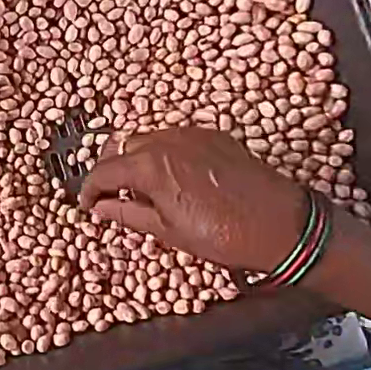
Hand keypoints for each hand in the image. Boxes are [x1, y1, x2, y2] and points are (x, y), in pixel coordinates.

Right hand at [78, 127, 309, 272]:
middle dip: (110, 170)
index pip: (103, 172)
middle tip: (110, 194)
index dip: (89, 189)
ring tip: (141, 187)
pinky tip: (171, 177)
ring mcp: (192, 135)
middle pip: (120, 148)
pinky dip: (162, 153)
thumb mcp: (167, 230)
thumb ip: (126, 213)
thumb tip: (100, 208)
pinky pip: (175, 138)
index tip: (87, 204)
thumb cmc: (224, 234)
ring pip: (147, 139)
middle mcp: (166, 141)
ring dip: (135, 159)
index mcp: (149, 167)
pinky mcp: (214, 136)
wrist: (283, 224)